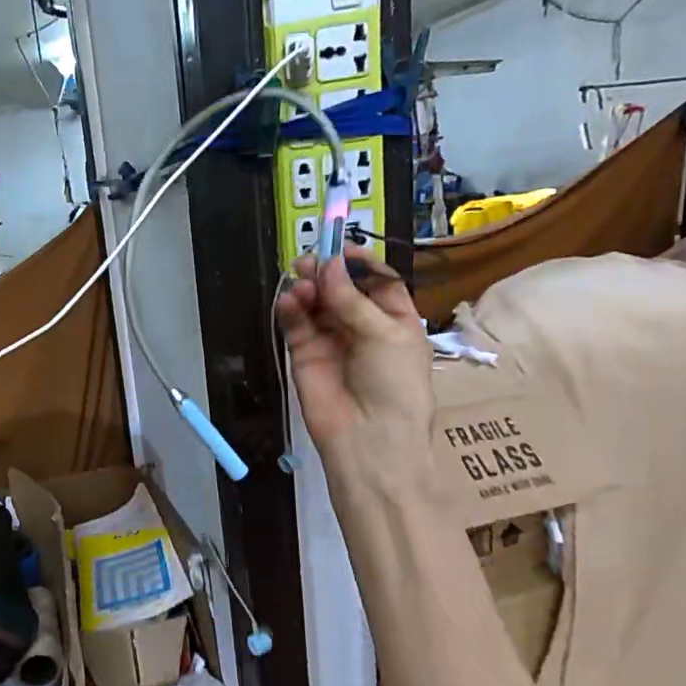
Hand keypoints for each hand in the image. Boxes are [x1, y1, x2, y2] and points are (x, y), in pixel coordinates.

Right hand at [275, 247, 432, 488]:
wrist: (368, 438)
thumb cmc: (394, 384)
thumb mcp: (385, 335)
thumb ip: (351, 298)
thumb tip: (328, 264)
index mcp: (394, 319)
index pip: (376, 280)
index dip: (359, 262)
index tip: (340, 247)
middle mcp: (361, 325)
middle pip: (340, 287)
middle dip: (326, 272)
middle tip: (309, 262)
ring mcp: (330, 338)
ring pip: (315, 302)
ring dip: (307, 288)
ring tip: (300, 282)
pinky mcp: (304, 351)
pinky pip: (295, 322)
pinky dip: (290, 308)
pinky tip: (290, 301)